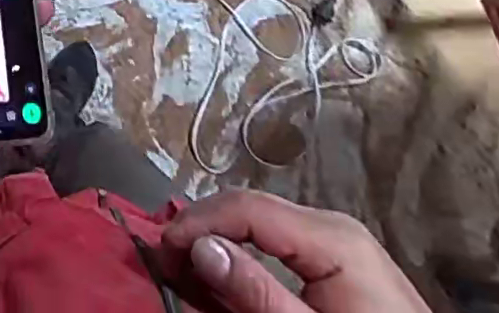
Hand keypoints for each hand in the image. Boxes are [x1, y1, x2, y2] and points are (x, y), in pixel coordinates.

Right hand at [162, 189, 431, 312]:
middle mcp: (331, 225)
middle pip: (248, 209)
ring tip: (185, 269)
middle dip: (203, 231)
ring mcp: (336, 241)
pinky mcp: (337, 262)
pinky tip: (222, 277)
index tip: (161, 248)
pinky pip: (276, 244)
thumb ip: (257, 293)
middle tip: (166, 261)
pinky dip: (244, 257)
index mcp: (331, 236)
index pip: (245, 206)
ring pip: (256, 223)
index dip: (198, 221)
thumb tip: (198, 245)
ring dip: (218, 244)